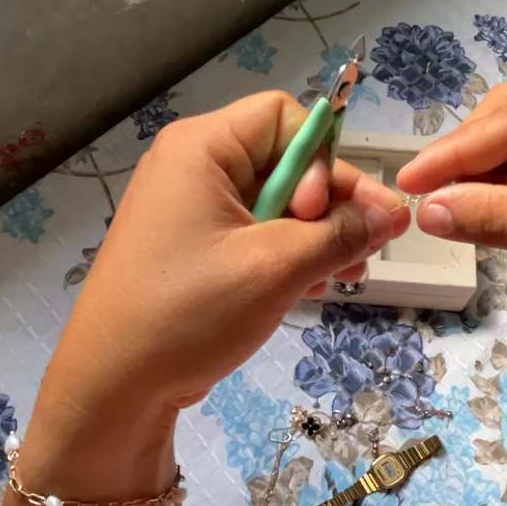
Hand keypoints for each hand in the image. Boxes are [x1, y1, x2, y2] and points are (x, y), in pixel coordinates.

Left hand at [43, 91, 408, 429]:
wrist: (111, 387)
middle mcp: (191, 168)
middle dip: (329, 205)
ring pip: (273, 204)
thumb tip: (395, 213)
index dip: (321, 158)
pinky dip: (286, 256)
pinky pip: (252, 236)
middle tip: (365, 251)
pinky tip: (313, 288)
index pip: (283, 118)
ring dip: (315, 237)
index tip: (325, 213)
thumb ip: (342, 234)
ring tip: (348, 276)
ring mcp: (189, 212)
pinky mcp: (192, 251)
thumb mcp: (276, 268)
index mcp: (201, 148)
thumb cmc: (190, 312)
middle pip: (283, 162)